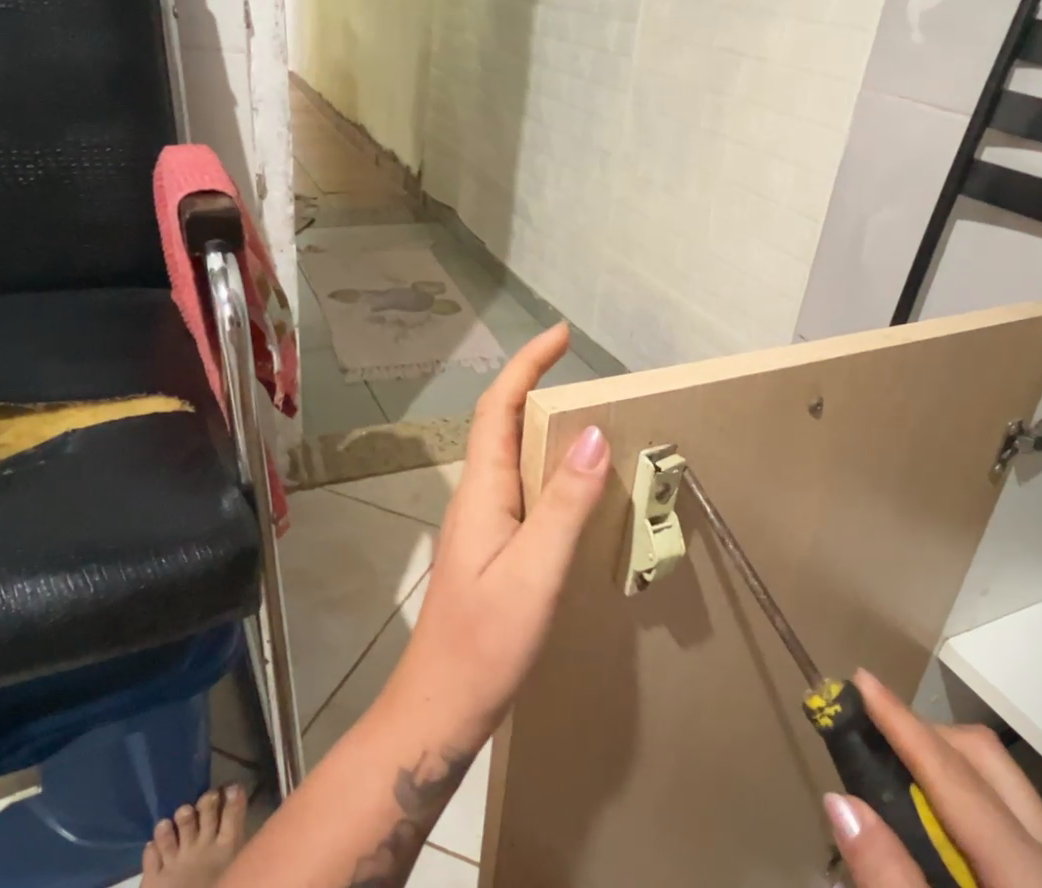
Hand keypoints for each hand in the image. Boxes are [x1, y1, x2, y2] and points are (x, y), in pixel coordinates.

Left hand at [379, 324, 611, 740]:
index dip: (526, 365)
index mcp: (483, 492)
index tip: (561, 334)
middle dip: (540, 388)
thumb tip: (595, 434)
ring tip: (598, 423)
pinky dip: (555, 472)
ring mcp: (485, 526)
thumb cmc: (485, 643)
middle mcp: (480, 498)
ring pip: (517, 459)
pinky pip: (527, 492)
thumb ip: (565, 503)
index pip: (498, 408)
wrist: (442, 707)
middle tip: (592, 378)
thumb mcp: (535, 571)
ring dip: (549, 430)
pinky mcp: (496, 551)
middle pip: (505, 426)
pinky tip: (583, 491)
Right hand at [825, 670, 1041, 887]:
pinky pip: (1011, 816)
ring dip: (943, 766)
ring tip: (892, 782)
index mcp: (1030, 874)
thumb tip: (839, 801)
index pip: (952, 773)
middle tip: (868, 738)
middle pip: (985, 759)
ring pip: (1003, 783)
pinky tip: (935, 836)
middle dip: (923, 734)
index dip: (900, 722)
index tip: (858, 681)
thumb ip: (890, 880)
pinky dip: (964, 802)